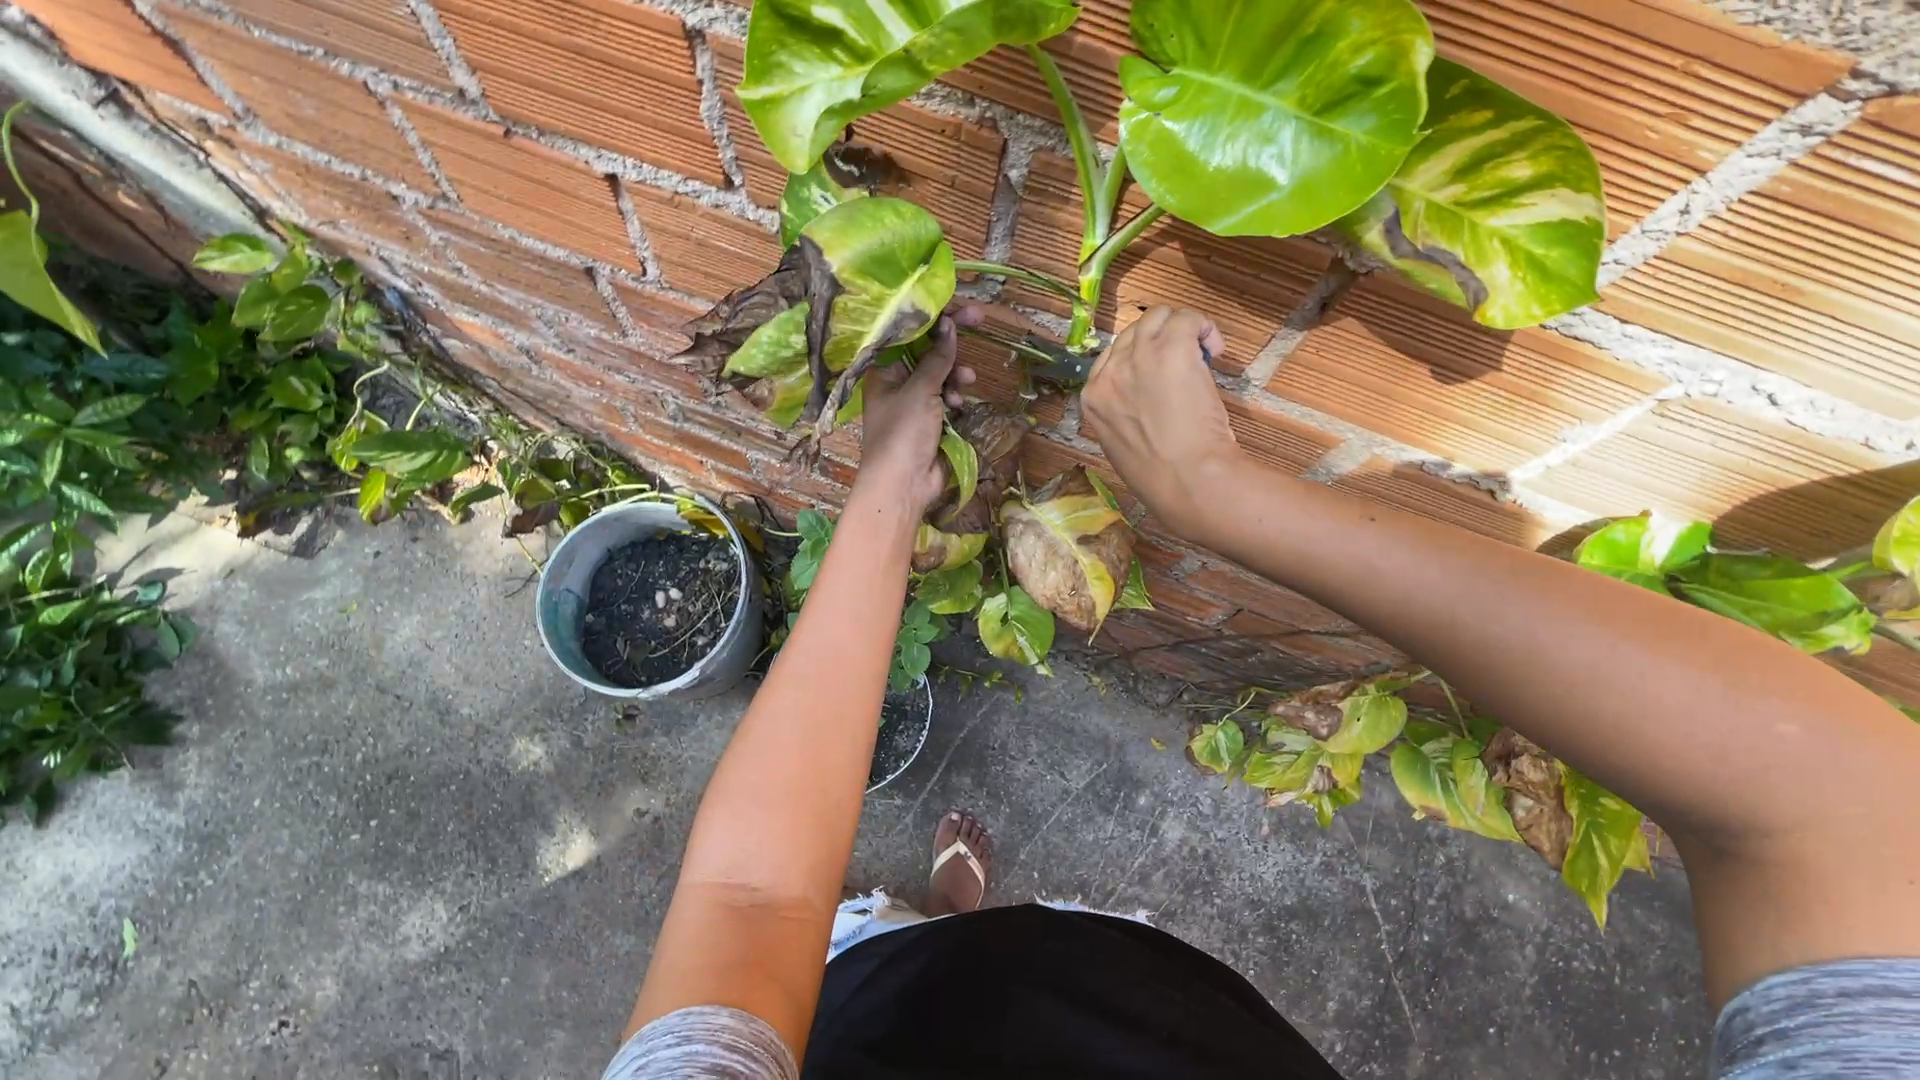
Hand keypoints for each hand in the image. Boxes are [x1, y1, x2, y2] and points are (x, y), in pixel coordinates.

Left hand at [855, 311, 978, 511]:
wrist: (902, 485)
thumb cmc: (901, 434)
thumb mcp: (919, 390)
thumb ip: (937, 358)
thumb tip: (950, 325)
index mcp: (882, 368)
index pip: (907, 331)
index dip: (932, 315)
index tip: (958, 304)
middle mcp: (896, 380)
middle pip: (926, 348)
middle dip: (950, 340)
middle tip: (979, 318)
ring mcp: (914, 400)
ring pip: (940, 372)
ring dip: (955, 374)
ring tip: (963, 384)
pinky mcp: (930, 419)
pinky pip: (947, 396)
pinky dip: (954, 396)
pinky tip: (958, 406)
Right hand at [1082, 306, 1236, 530]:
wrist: (1186, 480)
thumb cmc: (1160, 476)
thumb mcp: (1122, 445)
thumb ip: (1123, 415)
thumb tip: (1144, 403)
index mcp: (1093, 398)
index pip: (1111, 359)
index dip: (1140, 360)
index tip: (1161, 373)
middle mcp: (1110, 372)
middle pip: (1133, 333)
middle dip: (1161, 342)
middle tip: (1187, 363)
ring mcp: (1139, 356)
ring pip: (1158, 316)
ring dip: (1181, 326)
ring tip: (1203, 350)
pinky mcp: (1171, 348)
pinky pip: (1186, 318)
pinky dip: (1202, 327)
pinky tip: (1214, 349)